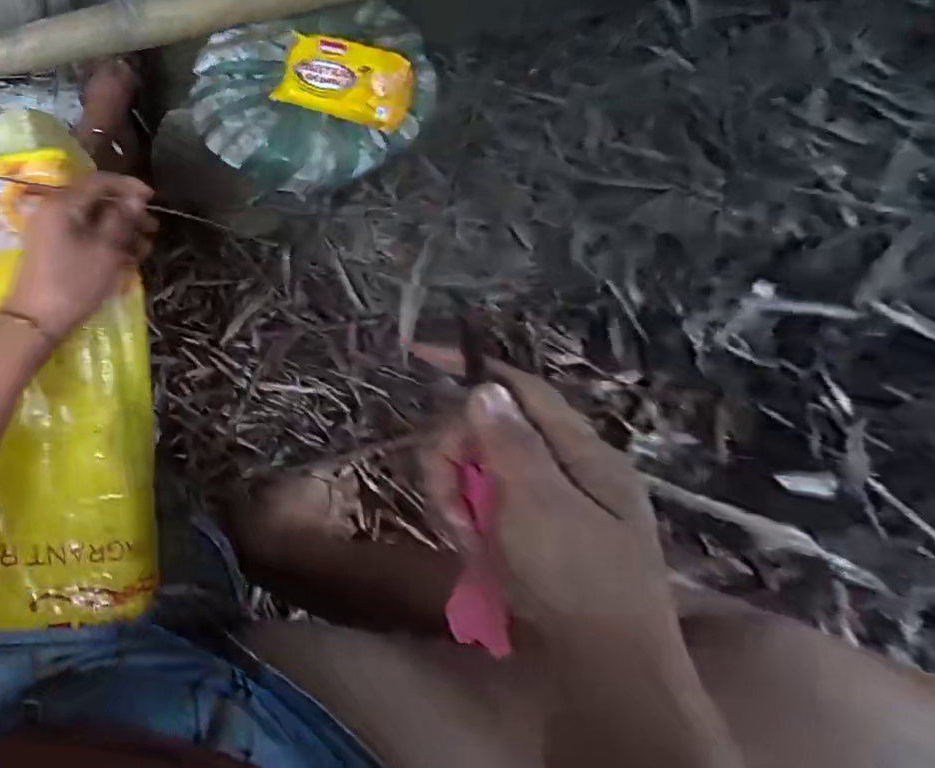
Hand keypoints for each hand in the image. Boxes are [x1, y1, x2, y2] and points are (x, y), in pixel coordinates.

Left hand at [0, 173, 154, 339]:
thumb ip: (121, 220)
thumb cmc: (72, 284)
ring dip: (119, 232)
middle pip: (95, 202)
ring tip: (144, 250)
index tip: (152, 198)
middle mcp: (52, 212)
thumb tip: (134, 198)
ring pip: (90, 222)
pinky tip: (127, 260)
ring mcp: (49, 232)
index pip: (98, 181)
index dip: (128, 186)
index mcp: (61, 204)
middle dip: (127, 214)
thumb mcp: (104, 250)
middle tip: (152, 229)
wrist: (33, 323)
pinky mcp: (51, 251)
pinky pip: (81, 238)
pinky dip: (104, 244)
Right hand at [413, 345, 680, 656]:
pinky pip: (474, 493)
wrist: (600, 666)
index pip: (521, 388)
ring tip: (462, 528)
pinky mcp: (523, 520)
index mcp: (582, 454)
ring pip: (470, 461)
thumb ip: (511, 444)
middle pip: (483, 426)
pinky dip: (460, 511)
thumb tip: (484, 387)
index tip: (419, 353)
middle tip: (450, 492)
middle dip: (453, 454)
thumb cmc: (577, 579)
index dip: (473, 366)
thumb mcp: (540, 507)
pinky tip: (468, 539)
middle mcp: (563, 465)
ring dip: (451, 489)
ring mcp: (542, 494)